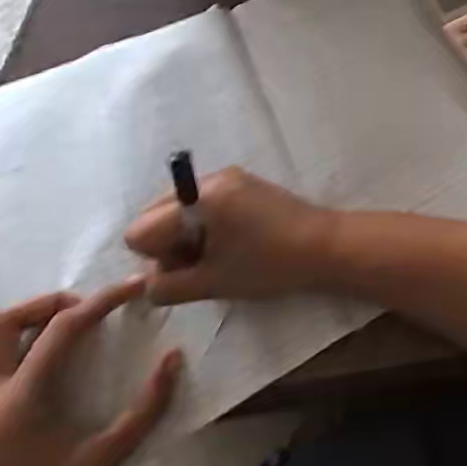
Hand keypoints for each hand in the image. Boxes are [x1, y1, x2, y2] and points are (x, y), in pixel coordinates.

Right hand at [124, 166, 336, 304]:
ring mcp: (230, 178)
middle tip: (203, 266)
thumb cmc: (269, 265)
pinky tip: (235, 245)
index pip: (141, 229)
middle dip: (169, 245)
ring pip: (182, 209)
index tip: (188, 269)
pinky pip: (206, 203)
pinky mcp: (246, 184)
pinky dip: (208, 226)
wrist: (325, 246)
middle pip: (158, 214)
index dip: (156, 257)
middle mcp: (211, 179)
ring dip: (189, 237)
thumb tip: (147, 284)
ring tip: (222, 257)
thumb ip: (167, 286)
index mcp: (199, 198)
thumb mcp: (212, 282)